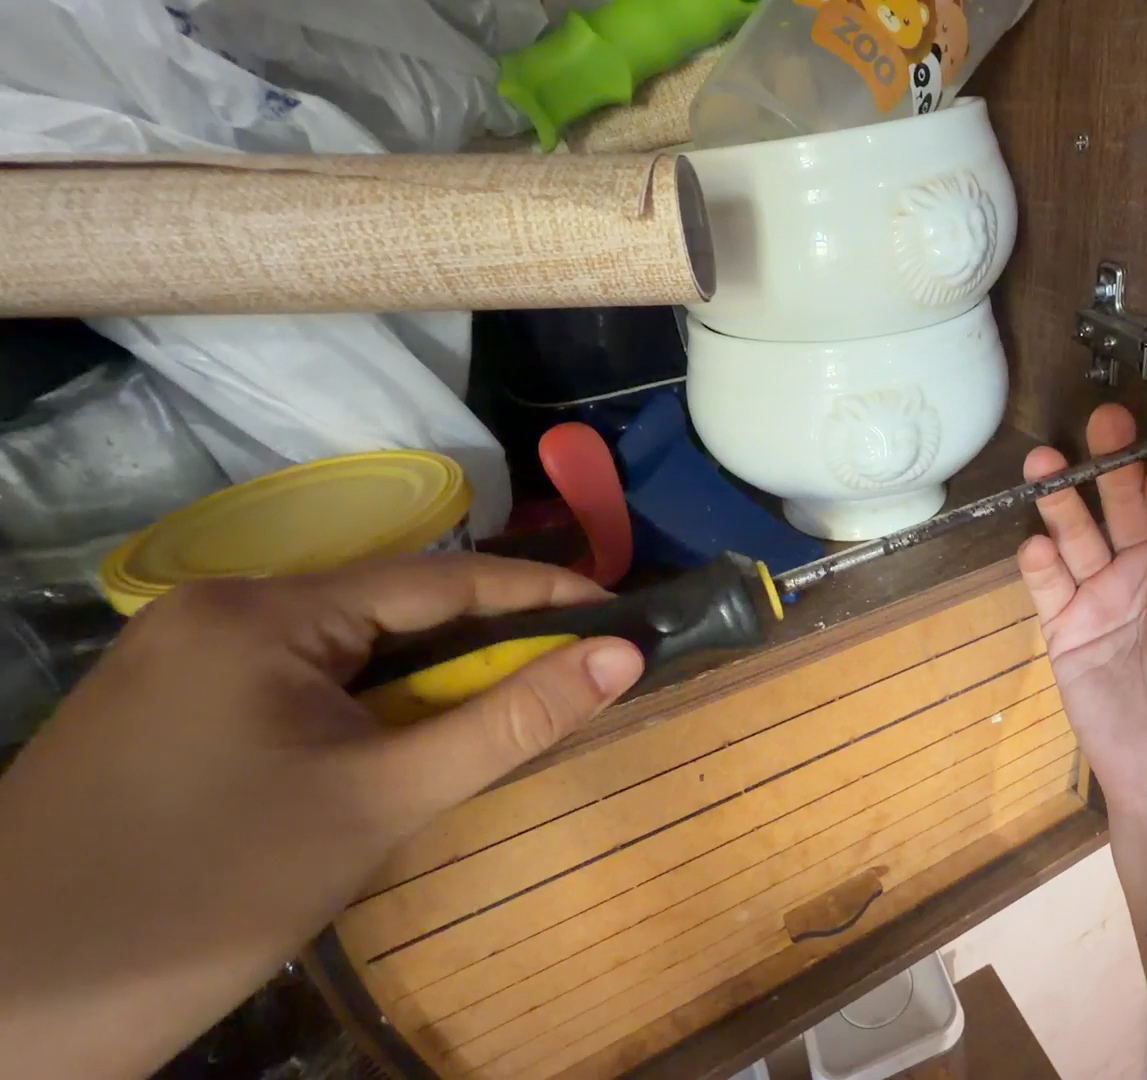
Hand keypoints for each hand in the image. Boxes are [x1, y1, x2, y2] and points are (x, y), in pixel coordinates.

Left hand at [0, 555, 644, 1079]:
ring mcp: (195, 657)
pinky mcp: (184, 706)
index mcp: (267, 612)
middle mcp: (227, 611)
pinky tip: (419, 732)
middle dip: (496, 637)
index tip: (624, 615)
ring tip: (517, 700)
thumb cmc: (205, 895)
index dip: (546, 592)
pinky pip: (319, 678)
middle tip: (581, 665)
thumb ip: (515, 719)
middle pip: (400, 607)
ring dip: (443, 672)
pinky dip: (387, 699)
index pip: (444, 578)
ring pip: (361, 645)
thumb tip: (624, 655)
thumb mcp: (383, 802)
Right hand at [1018, 369, 1146, 823]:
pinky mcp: (1066, 628)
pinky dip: (1039, 563)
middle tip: (1103, 418)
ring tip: (1045, 463)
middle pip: (1126, 499)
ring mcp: (1103, 597)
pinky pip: (1047, 585)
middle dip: (1114, 457)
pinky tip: (1036, 546)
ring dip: (1063, 500)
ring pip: (1078, 534)